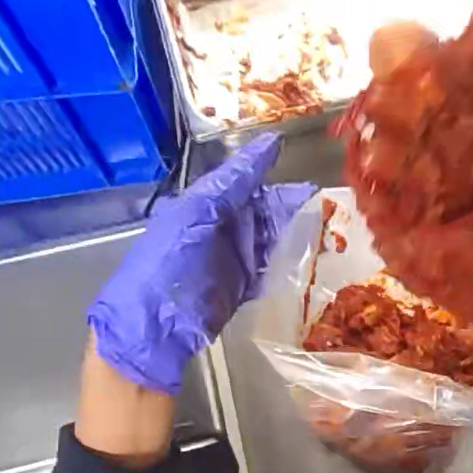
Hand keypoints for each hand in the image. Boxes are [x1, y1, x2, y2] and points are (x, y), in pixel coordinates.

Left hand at [88, 133, 314, 392]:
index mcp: (206, 205)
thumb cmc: (169, 264)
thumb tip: (267, 147)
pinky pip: (265, 272)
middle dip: (286, 207)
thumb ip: (232, 184)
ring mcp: (230, 261)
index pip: (243, 181)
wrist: (155, 325)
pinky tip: (301, 260)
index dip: (264, 170)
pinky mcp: (237, 290)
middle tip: (315, 204)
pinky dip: (282, 267)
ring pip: (268, 240)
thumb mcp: (197, 214)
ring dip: (289, 235)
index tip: (290, 159)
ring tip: (317, 229)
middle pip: (261, 211)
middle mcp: (220, 229)